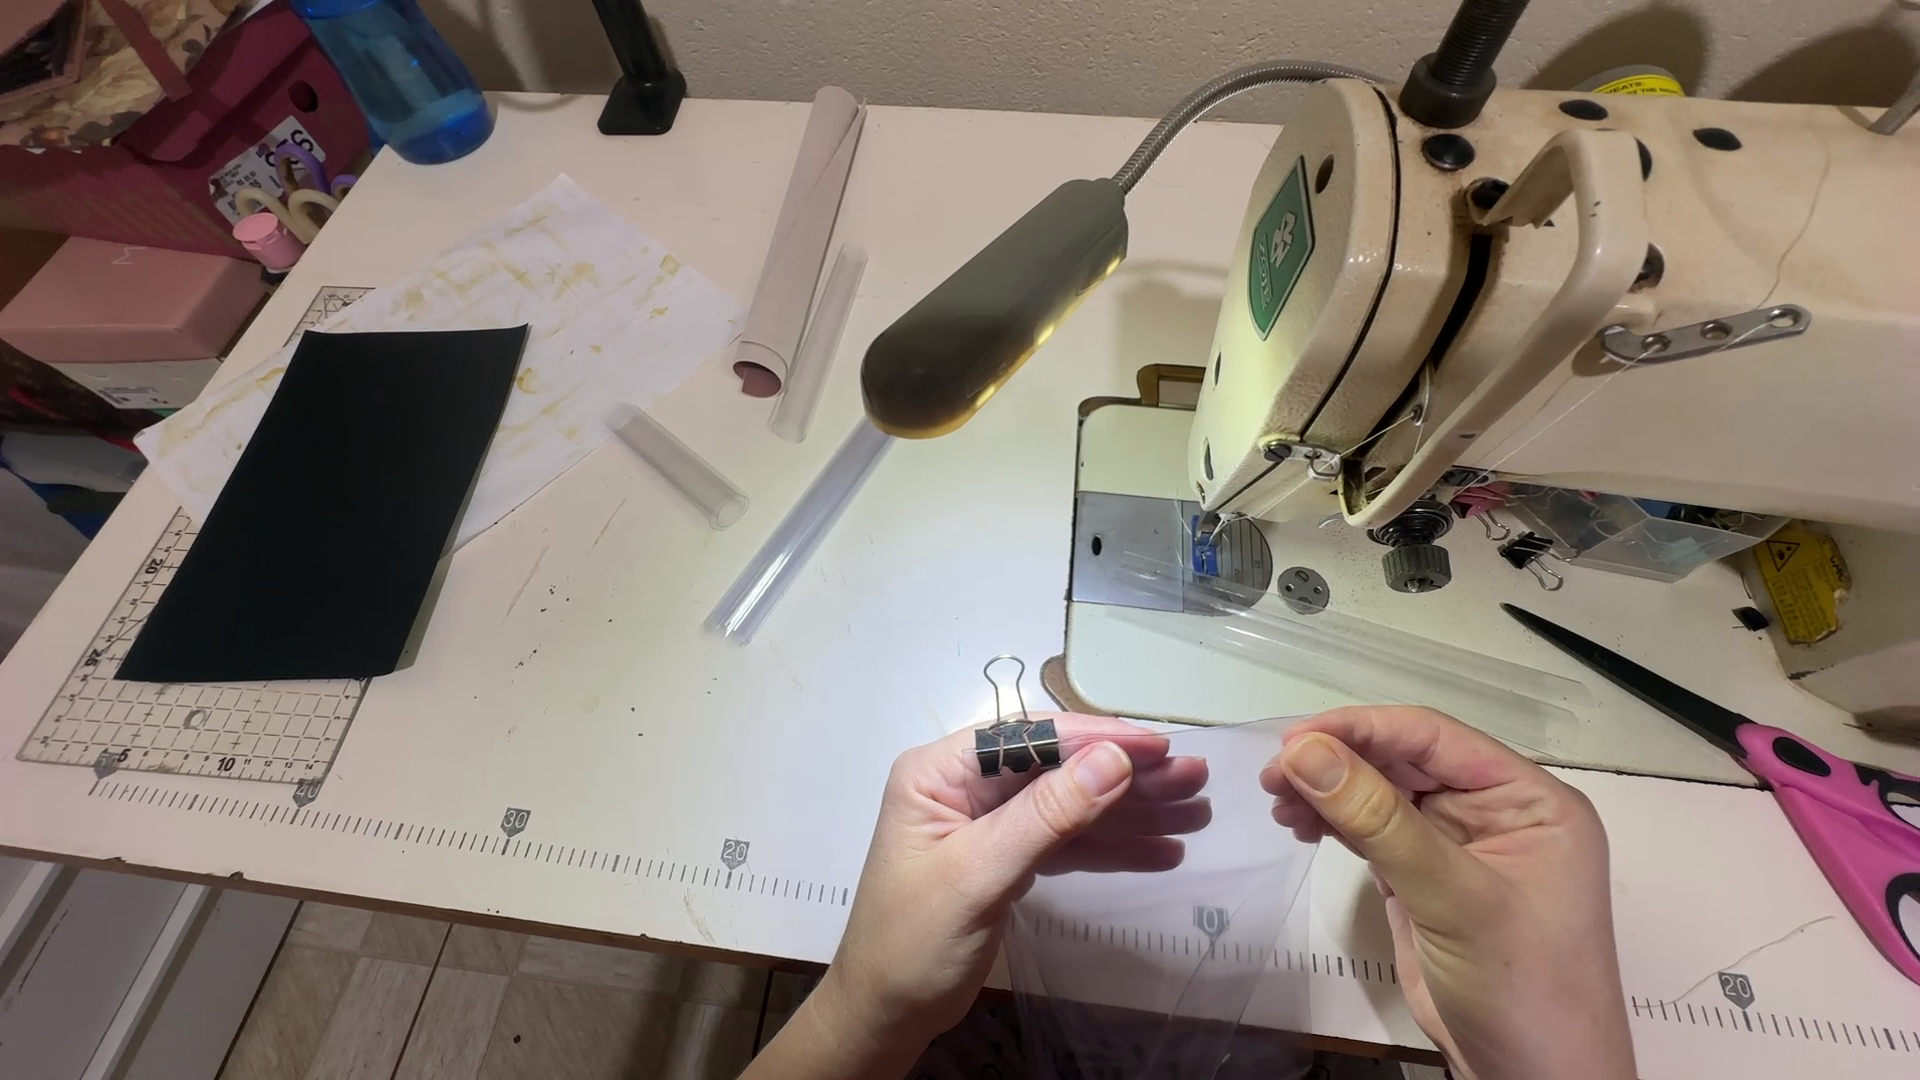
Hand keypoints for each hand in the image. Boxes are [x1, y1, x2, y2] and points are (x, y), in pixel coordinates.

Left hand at [748, 715, 1209, 1079]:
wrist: (884, 1016)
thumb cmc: (913, 941)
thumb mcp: (979, 874)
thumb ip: (1046, 815)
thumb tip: (1113, 761)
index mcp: (940, 770)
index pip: (1027, 739)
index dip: (1093, 739)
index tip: (1153, 746)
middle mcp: (966, 785)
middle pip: (1056, 769)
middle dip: (1124, 776)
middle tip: (1193, 778)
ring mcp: (988, 820)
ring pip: (1069, 805)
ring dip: (1130, 811)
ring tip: (1195, 812)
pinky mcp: (1007, 856)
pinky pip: (1066, 843)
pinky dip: (1111, 848)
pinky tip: (1160, 850)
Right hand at [1263, 706, 1634, 1079]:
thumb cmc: (1518, 986)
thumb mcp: (1451, 898)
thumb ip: (1377, 819)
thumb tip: (1301, 751)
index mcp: (1525, 798)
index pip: (1430, 737)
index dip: (1359, 729)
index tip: (1292, 741)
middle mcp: (1489, 807)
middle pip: (1396, 759)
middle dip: (1332, 762)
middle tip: (1272, 776)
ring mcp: (1452, 838)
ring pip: (1373, 788)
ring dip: (1323, 790)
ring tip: (1277, 803)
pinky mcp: (1419, 867)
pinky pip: (1366, 823)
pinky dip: (1328, 819)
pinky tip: (1299, 825)